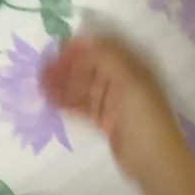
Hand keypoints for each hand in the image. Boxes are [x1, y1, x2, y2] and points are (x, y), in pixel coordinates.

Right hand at [41, 33, 182, 178]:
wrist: (155, 162)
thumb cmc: (144, 118)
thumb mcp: (129, 82)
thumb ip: (107, 56)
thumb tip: (85, 32)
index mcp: (132, 68)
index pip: (103, 49)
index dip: (81, 47)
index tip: (58, 49)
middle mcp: (122, 81)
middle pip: (89, 67)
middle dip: (66, 66)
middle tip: (42, 69)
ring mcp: (113, 102)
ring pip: (83, 87)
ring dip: (62, 84)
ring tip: (40, 85)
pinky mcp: (105, 120)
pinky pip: (82, 105)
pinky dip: (67, 101)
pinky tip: (50, 100)